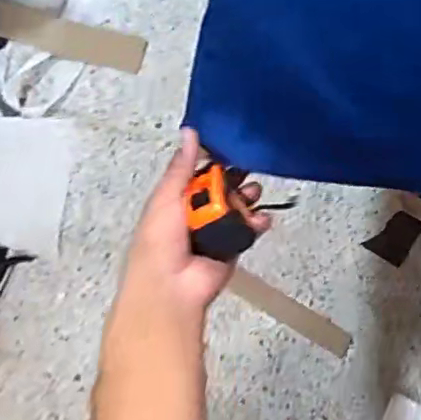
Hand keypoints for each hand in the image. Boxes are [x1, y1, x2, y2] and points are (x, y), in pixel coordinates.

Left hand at [106, 129, 270, 348]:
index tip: (232, 150)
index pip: (201, 173)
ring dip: (249, 199)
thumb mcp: (166, 198)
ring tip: (252, 197)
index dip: (216, 161)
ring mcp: (218, 229)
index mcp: (177, 199)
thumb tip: (190, 132)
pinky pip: (251, 227)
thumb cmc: (159, 242)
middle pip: (224, 187)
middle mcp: (198, 212)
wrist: (172, 286)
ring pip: (240, 205)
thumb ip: (181, 167)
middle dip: (237, 179)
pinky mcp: (235, 244)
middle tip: (247, 175)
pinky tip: (261, 218)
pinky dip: (259, 221)